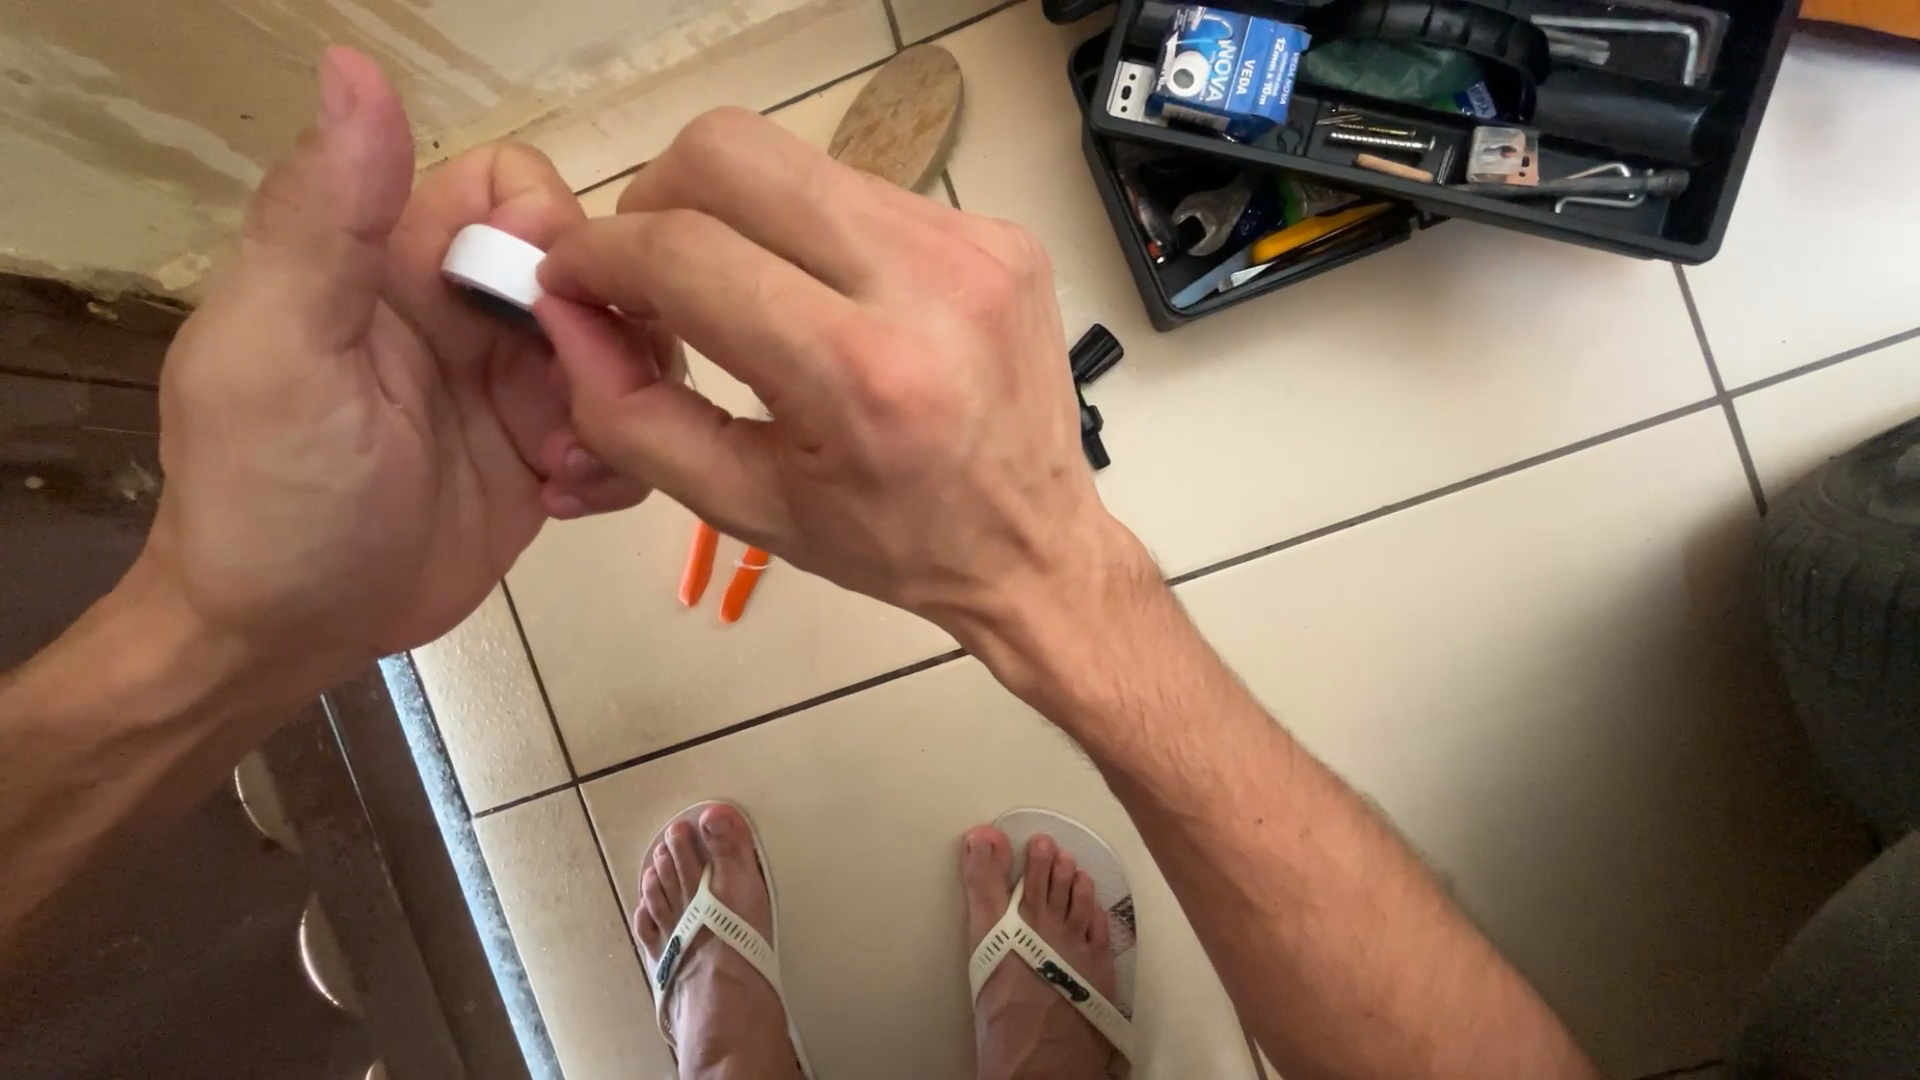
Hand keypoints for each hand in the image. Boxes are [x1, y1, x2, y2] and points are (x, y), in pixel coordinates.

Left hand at [142, 48, 658, 673]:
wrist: (301, 629)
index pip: (522, 193)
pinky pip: (631, 436)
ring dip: (620, 416)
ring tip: (562, 470)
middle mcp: (483, 320)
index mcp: (410, 268)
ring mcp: (529, 392)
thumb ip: (328, 222)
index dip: (559, 237)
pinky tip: (564, 502)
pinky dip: (618, 468)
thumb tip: (354, 67)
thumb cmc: (275, 492)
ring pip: (633, 364)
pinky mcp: (560, 455)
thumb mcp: (280, 351)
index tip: (554, 314)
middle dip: (612, 347)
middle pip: (603, 285)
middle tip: (571, 416)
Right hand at [535, 108, 1147, 654]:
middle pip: (732, 153)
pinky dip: (816, 234)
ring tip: (747, 296)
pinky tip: (829, 300)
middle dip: (659, 200)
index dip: (598, 254)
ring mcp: (974, 247)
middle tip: (655, 274)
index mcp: (860, 375)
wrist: (1034, 546)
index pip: (683, 252)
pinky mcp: (1000, 237)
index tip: (573, 281)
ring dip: (741, 217)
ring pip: (798, 163)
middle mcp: (926, 285)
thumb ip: (633, 417)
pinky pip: (865, 192)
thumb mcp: (751, 509)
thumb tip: (567, 317)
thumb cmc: (896, 546)